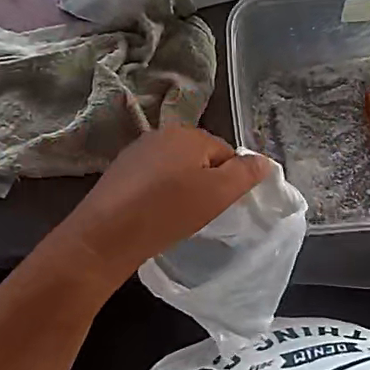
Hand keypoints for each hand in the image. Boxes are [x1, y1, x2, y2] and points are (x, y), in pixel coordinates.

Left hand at [33, 124, 272, 297]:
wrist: (106, 235)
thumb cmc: (169, 211)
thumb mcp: (219, 193)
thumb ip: (246, 173)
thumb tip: (263, 160)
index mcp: (189, 133)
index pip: (227, 152)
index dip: (231, 180)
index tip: (222, 205)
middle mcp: (162, 134)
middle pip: (201, 158)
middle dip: (207, 182)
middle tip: (203, 212)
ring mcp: (137, 152)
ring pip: (177, 169)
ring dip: (184, 189)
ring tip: (178, 216)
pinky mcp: (120, 172)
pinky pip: (155, 179)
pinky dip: (161, 195)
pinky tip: (156, 216)